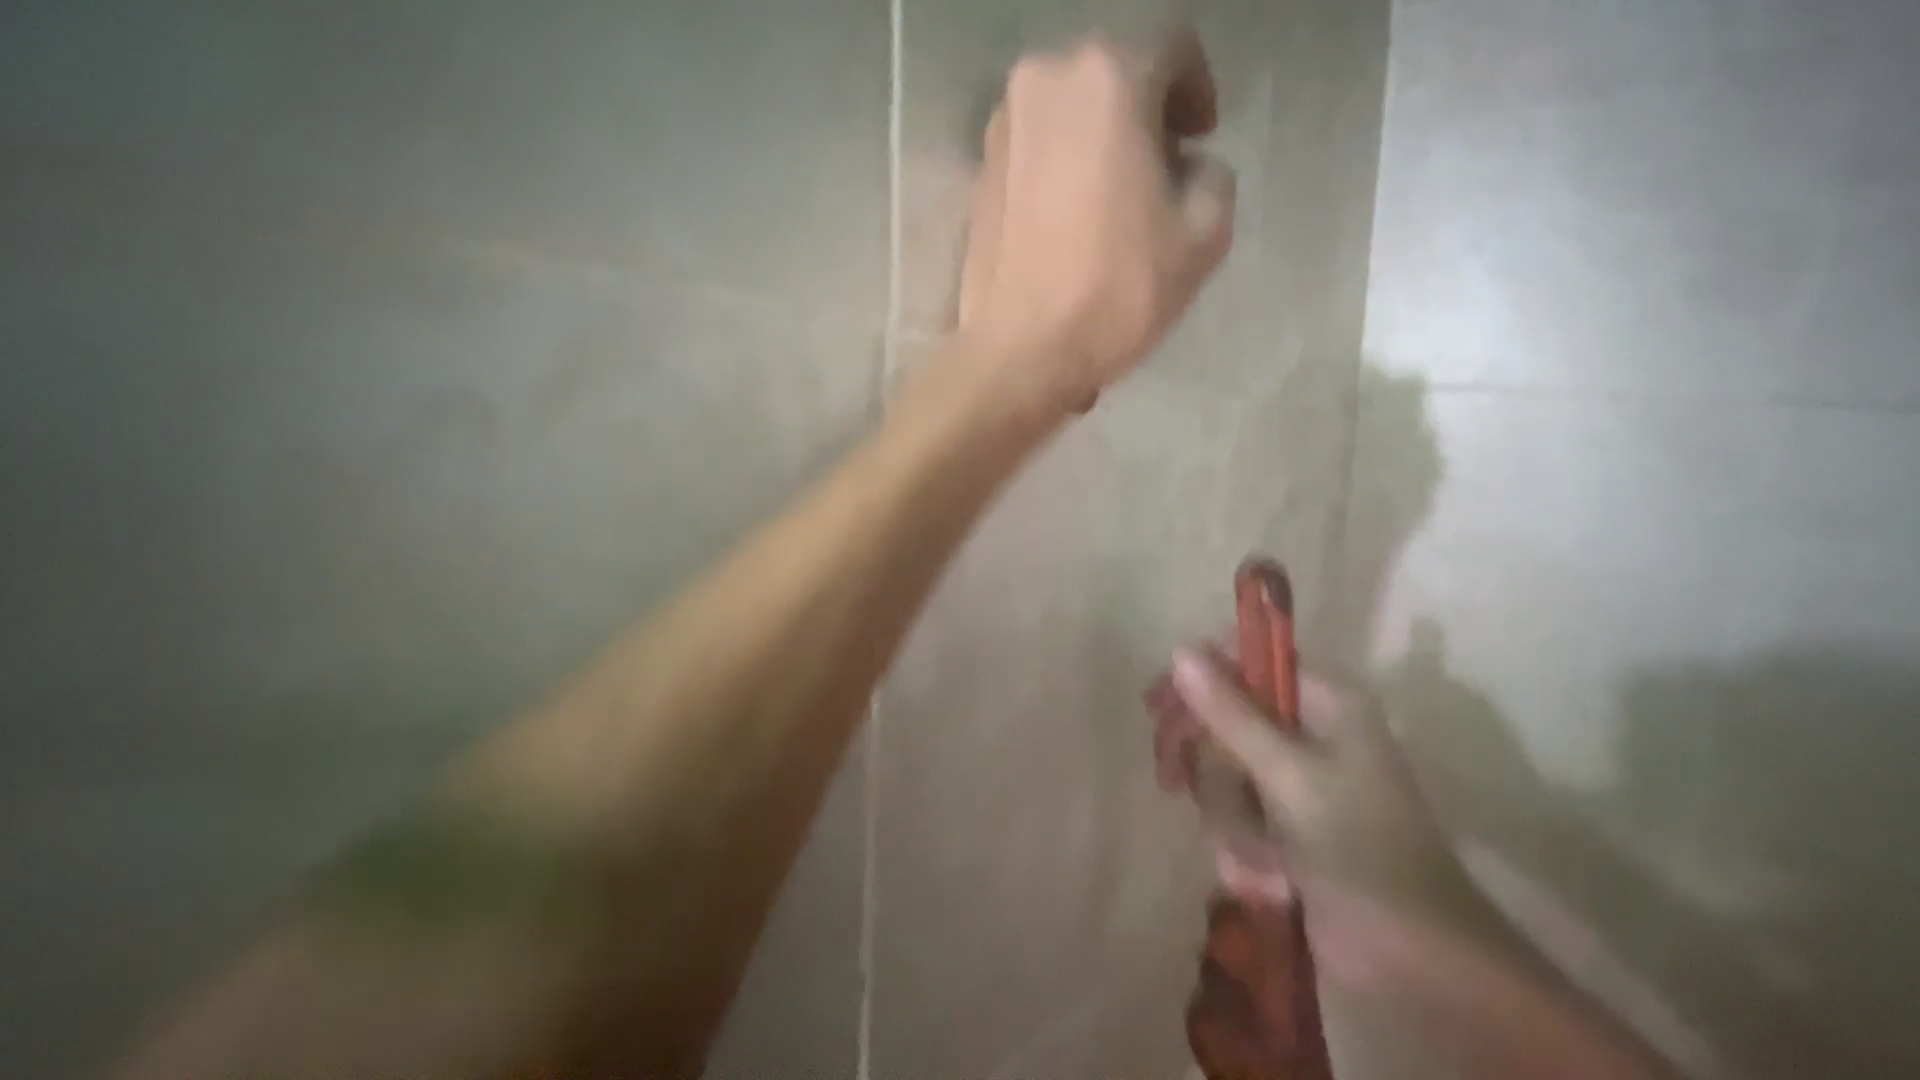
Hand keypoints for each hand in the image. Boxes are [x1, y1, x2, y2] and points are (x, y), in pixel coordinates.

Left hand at [957, 31, 1236, 413]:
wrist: (1021, 351)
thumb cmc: (1117, 290)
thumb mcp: (1203, 235)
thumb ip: (1213, 178)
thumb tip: (1189, 169)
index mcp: (1107, 77)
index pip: (1173, 51)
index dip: (1198, 90)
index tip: (1201, 136)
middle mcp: (1045, 82)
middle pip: (1115, 77)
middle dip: (1147, 113)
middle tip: (1166, 168)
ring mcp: (1003, 126)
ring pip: (1071, 112)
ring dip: (1103, 139)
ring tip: (1121, 199)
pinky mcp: (978, 172)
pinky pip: (1037, 146)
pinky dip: (1064, 164)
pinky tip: (1078, 219)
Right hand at [1150, 649, 1501, 984]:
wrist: (1415, 962)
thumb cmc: (1360, 852)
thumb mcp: (1289, 777)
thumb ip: (1230, 714)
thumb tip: (1179, 650)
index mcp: (1328, 706)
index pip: (1247, 663)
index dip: (1199, 681)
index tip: (1157, 710)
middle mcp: (1311, 738)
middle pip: (1225, 725)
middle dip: (1210, 772)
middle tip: (1174, 783)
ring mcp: (1298, 790)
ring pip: (1224, 783)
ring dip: (1233, 828)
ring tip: (1267, 865)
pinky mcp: (1289, 835)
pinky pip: (1237, 825)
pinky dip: (1246, 855)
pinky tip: (1273, 886)